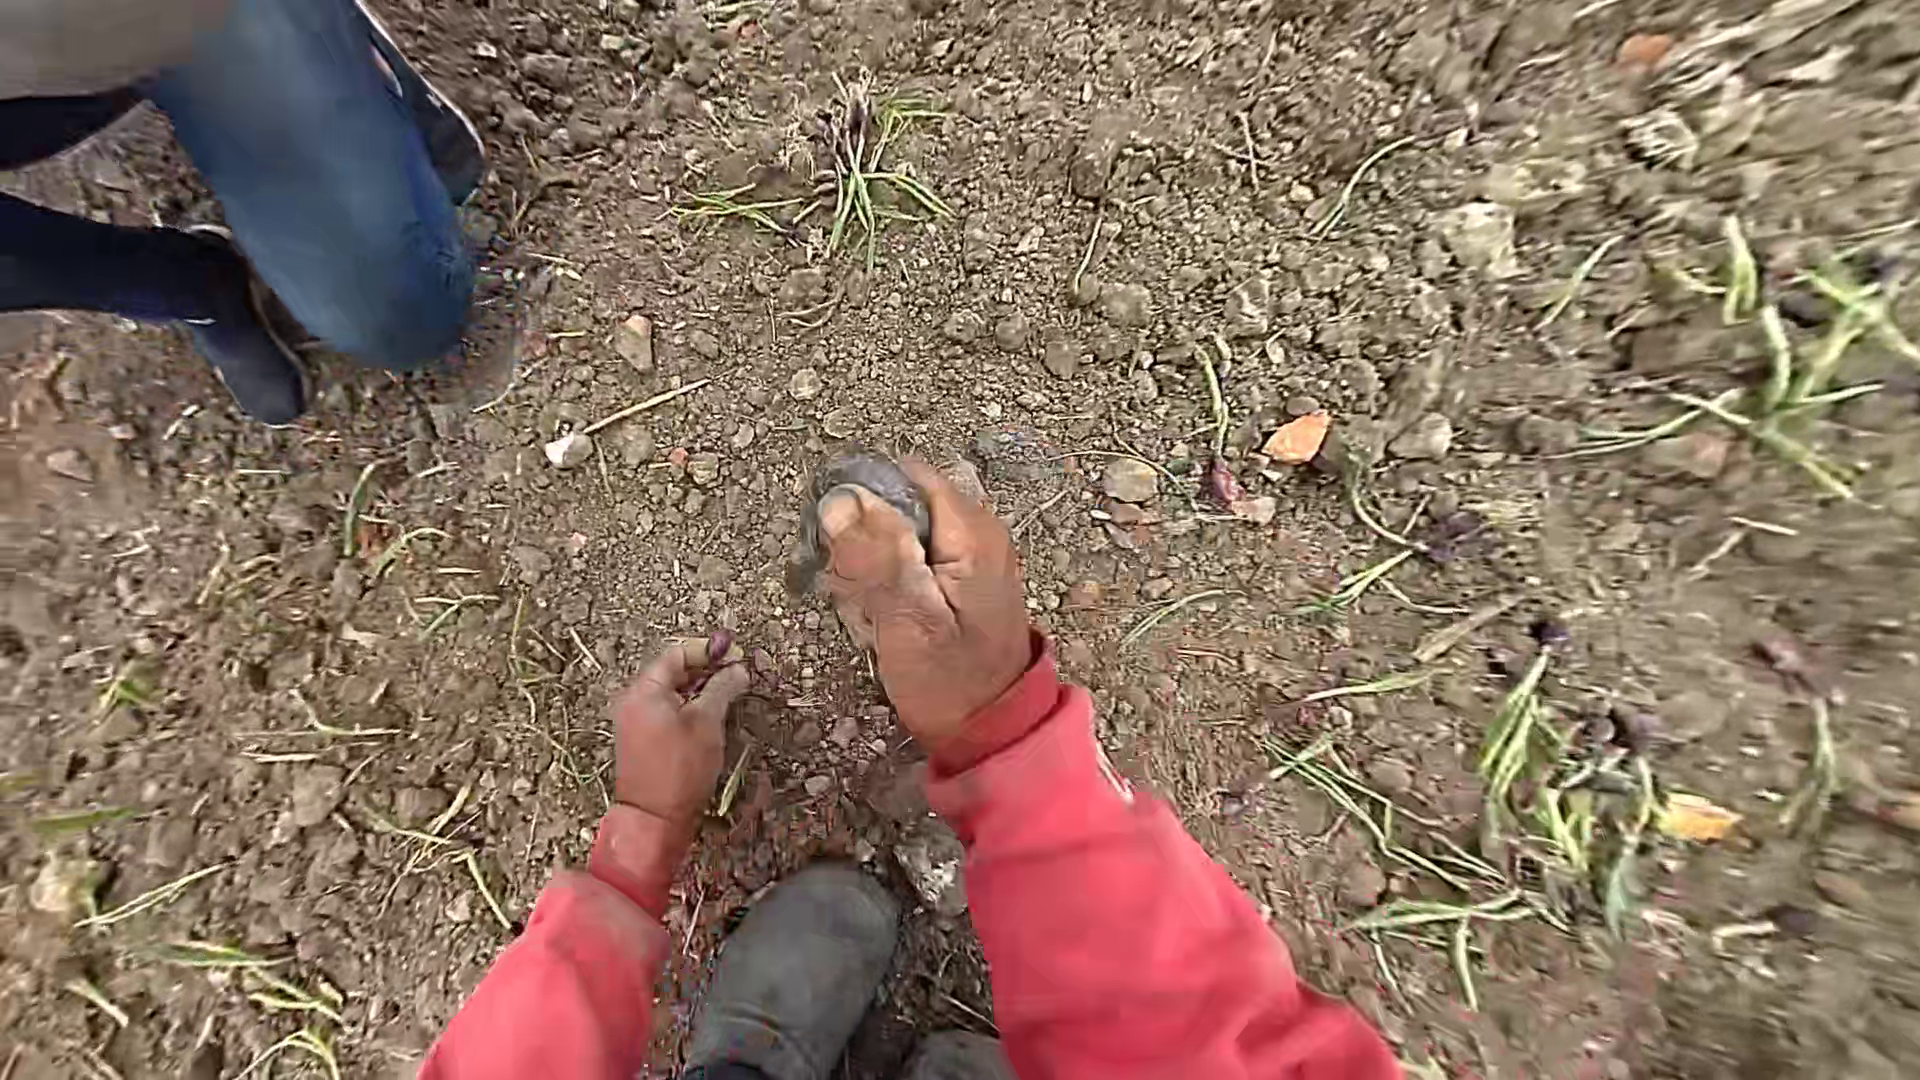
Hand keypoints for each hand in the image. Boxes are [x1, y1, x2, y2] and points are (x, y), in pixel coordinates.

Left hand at [610, 637, 748, 826]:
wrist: (655, 819)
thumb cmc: (680, 767)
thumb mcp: (707, 720)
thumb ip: (722, 687)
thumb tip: (737, 669)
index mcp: (644, 691)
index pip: (677, 654)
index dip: (708, 651)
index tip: (735, 657)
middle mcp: (635, 701)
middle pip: (675, 670)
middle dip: (708, 669)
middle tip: (737, 675)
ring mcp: (638, 721)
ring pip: (675, 691)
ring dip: (703, 688)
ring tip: (730, 693)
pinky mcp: (646, 738)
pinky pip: (671, 709)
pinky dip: (692, 705)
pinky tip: (713, 713)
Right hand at [821, 460, 1031, 753]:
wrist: (990, 727)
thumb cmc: (952, 682)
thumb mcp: (910, 622)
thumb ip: (878, 558)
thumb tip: (841, 499)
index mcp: (971, 531)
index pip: (904, 477)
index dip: (864, 500)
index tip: (840, 542)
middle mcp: (976, 529)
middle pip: (900, 503)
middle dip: (865, 540)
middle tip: (855, 590)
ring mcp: (969, 550)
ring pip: (899, 530)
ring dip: (872, 565)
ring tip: (868, 609)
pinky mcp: (959, 573)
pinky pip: (910, 556)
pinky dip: (887, 579)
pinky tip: (881, 614)